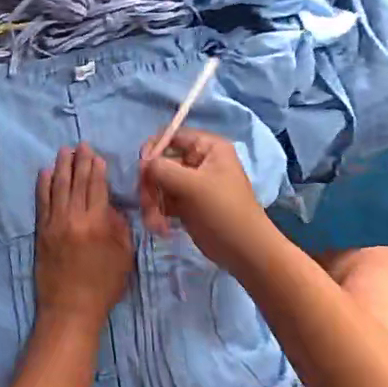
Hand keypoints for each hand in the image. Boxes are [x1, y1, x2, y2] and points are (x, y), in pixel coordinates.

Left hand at [35, 144, 134, 326]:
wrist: (70, 309)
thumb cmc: (103, 285)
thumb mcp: (123, 256)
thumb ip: (119, 227)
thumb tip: (111, 205)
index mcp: (98, 223)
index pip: (97, 187)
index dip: (96, 169)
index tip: (96, 154)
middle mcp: (74, 218)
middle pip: (77, 182)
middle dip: (79, 161)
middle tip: (80, 145)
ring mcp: (55, 223)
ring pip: (57, 187)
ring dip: (61, 167)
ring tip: (64, 152)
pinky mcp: (41, 231)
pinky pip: (42, 202)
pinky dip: (43, 185)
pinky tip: (44, 173)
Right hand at [139, 128, 282, 273]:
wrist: (243, 250)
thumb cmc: (223, 210)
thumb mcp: (192, 185)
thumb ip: (162, 168)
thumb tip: (143, 163)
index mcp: (207, 148)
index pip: (171, 136)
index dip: (153, 149)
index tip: (144, 171)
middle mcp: (198, 161)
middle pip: (160, 161)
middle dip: (151, 184)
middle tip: (147, 203)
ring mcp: (191, 183)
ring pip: (158, 183)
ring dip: (152, 202)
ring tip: (155, 222)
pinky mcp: (185, 203)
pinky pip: (162, 200)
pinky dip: (157, 212)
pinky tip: (160, 227)